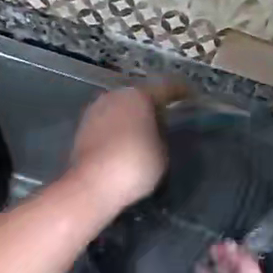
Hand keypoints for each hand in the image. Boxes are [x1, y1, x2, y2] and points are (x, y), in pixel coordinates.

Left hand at [65, 83, 176, 208]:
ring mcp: (95, 110)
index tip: (190, 95)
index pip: (166, 88)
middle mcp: (115, 96)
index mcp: (139, 96)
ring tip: (143, 133)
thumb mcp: (162, 152)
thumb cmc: (135, 165)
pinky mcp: (82, 129)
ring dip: (131, 118)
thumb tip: (154, 130)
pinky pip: (107, 124)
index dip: (181, 92)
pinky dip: (117, 130)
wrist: (93, 184)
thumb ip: (161, 135)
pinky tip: (123, 143)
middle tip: (165, 119)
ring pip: (120, 109)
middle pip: (139, 96)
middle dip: (152, 106)